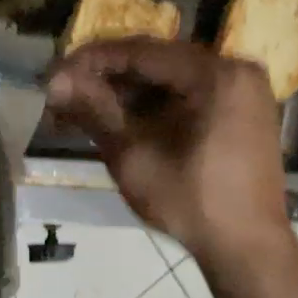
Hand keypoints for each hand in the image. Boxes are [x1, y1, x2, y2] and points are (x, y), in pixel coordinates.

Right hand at [43, 39, 289, 265]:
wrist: (245, 245)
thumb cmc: (189, 200)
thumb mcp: (133, 155)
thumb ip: (94, 111)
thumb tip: (54, 81)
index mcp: (215, 73)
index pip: (140, 51)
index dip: (90, 61)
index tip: (53, 75)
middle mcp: (235, 69)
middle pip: (156, 62)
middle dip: (106, 77)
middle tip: (64, 95)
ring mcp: (243, 91)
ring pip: (170, 80)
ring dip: (126, 93)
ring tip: (84, 111)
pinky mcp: (241, 113)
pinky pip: (188, 96)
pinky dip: (153, 106)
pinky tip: (121, 122)